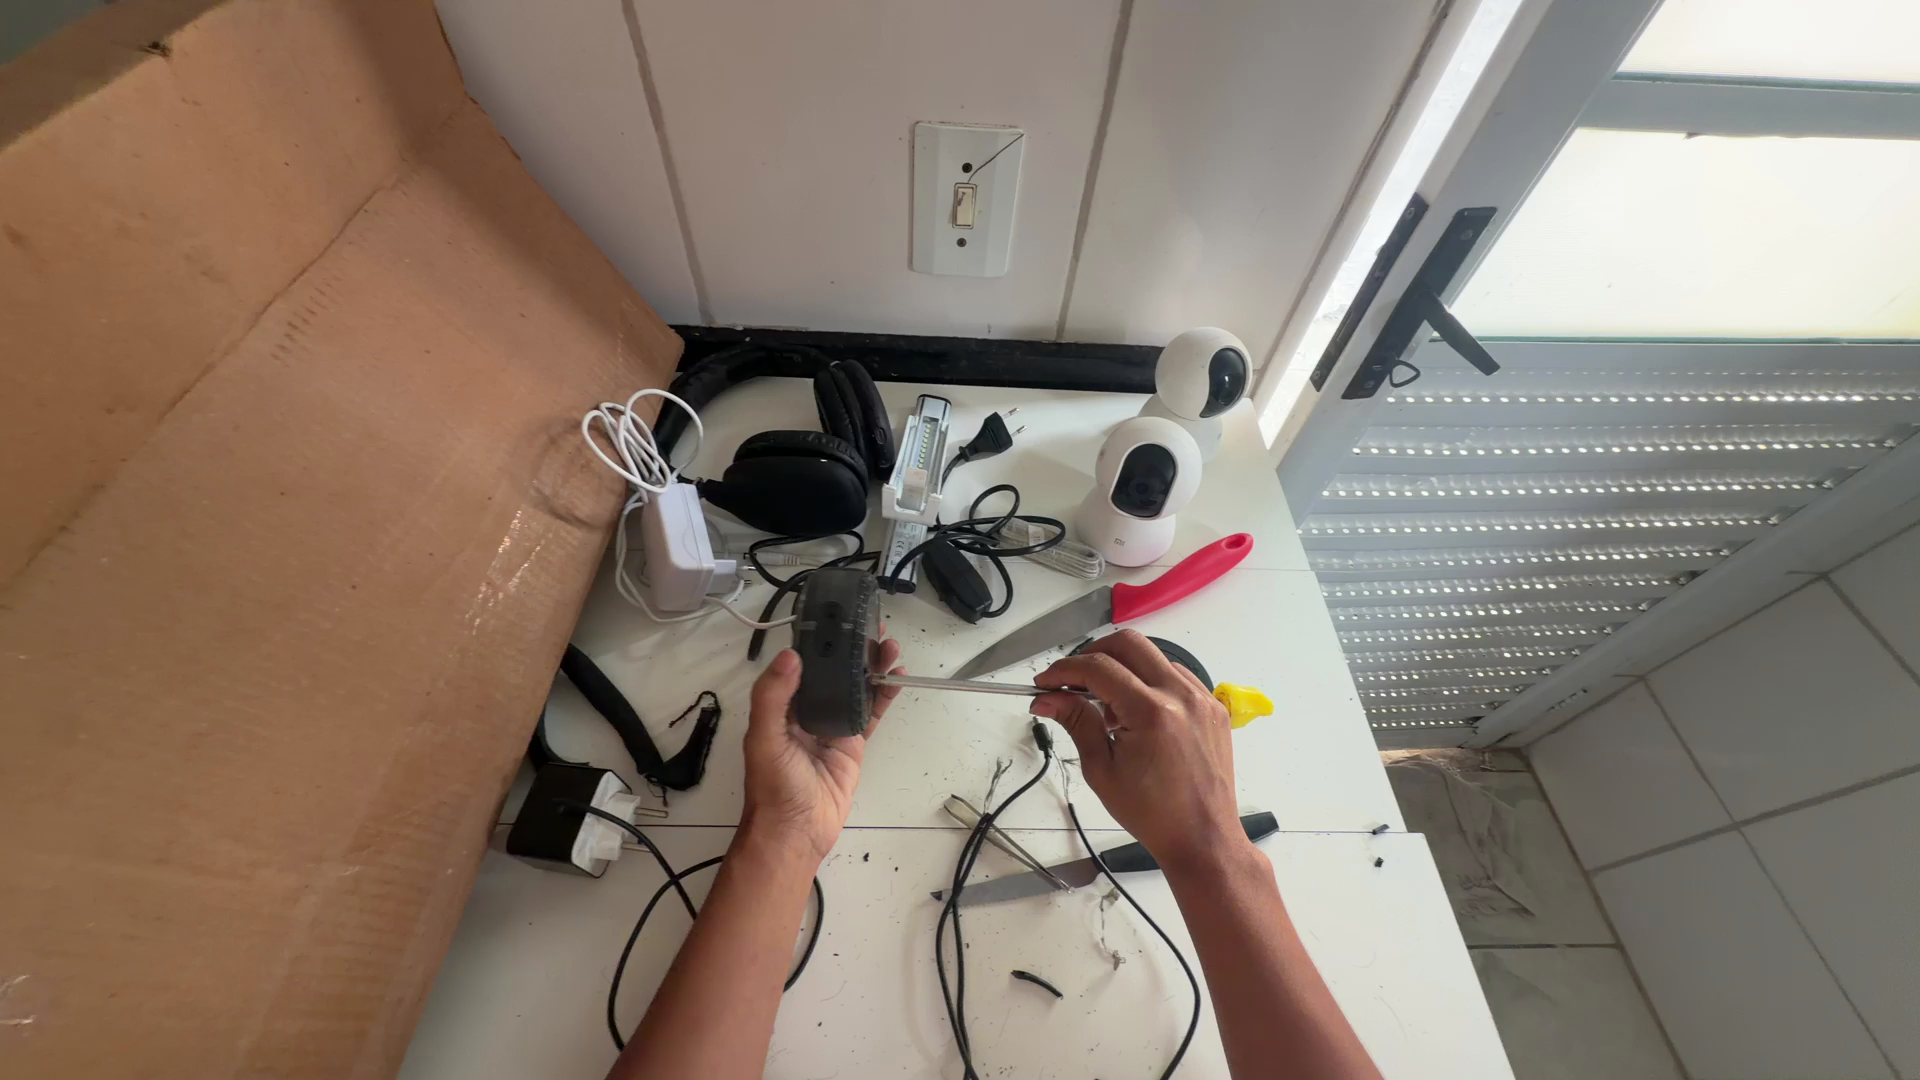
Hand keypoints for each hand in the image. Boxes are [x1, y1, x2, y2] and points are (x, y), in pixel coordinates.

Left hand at [739, 638, 904, 862]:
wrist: (796, 833)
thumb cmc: (774, 787)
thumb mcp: (764, 739)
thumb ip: (773, 697)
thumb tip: (790, 655)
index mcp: (782, 705)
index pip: (801, 663)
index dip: (820, 639)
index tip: (838, 617)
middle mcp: (807, 710)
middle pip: (833, 671)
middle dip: (852, 648)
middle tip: (873, 625)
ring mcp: (832, 725)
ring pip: (856, 687)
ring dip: (872, 665)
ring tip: (890, 645)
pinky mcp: (853, 742)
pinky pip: (871, 712)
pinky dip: (884, 694)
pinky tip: (896, 678)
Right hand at [1030, 630, 1241, 872]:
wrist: (1203, 839)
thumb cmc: (1151, 813)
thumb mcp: (1102, 769)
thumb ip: (1076, 722)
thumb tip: (1046, 698)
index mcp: (1151, 713)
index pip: (1098, 668)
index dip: (1064, 670)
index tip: (1045, 683)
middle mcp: (1180, 696)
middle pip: (1128, 643)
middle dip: (1092, 654)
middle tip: (1072, 681)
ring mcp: (1202, 698)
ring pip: (1152, 655)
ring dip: (1122, 668)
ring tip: (1106, 707)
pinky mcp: (1212, 706)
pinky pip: (1174, 674)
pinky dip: (1148, 680)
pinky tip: (1136, 711)